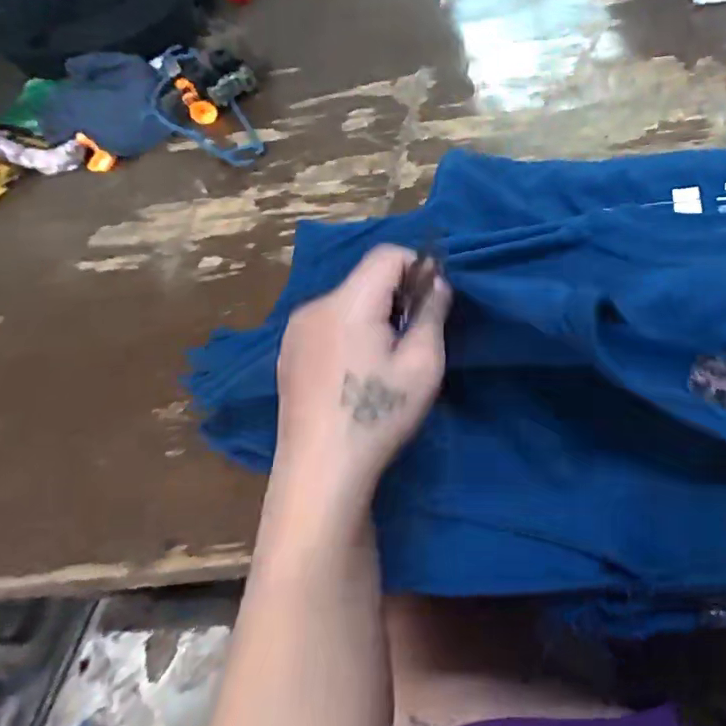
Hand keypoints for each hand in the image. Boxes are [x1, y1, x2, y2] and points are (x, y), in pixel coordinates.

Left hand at [276, 245, 451, 482]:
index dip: (418, 267)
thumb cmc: (379, 413)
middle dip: (398, 295)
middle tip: (417, 336)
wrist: (321, 471)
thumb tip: (436, 283)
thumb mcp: (424, 363)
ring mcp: (295, 331)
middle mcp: (314, 307)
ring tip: (388, 359)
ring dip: (375, 314)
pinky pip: (329, 323)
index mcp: (347, 303)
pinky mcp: (288, 354)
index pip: (386, 254)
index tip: (434, 301)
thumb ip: (432, 313)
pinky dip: (352, 331)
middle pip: (366, 278)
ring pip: (348, 301)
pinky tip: (359, 372)